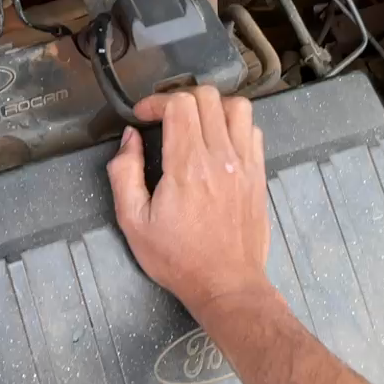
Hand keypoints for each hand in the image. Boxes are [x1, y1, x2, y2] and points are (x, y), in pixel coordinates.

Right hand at [107, 87, 273, 316]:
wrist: (227, 286)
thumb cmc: (177, 257)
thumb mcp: (132, 221)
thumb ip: (124, 173)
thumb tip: (129, 138)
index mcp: (187, 166)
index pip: (179, 104)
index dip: (156, 101)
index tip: (142, 116)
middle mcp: (220, 157)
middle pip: (208, 97)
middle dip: (180, 99)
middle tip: (164, 118)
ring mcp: (245, 163)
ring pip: (236, 106)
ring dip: (211, 107)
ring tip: (194, 124)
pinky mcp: (259, 174)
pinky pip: (252, 129)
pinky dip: (233, 125)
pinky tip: (217, 142)